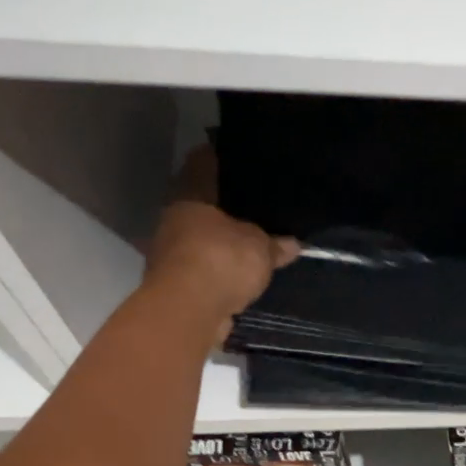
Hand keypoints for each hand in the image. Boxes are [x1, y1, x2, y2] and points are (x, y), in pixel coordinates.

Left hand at [144, 147, 299, 329]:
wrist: (188, 309)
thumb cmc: (221, 260)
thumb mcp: (260, 249)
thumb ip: (275, 244)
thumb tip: (293, 244)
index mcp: (190, 195)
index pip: (202, 163)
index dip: (219, 157)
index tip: (238, 155)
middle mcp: (175, 216)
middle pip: (200, 202)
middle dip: (222, 204)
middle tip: (252, 204)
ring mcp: (171, 250)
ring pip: (200, 236)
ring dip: (219, 240)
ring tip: (249, 241)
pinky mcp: (177, 280)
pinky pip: (203, 266)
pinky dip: (218, 267)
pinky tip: (238, 272)